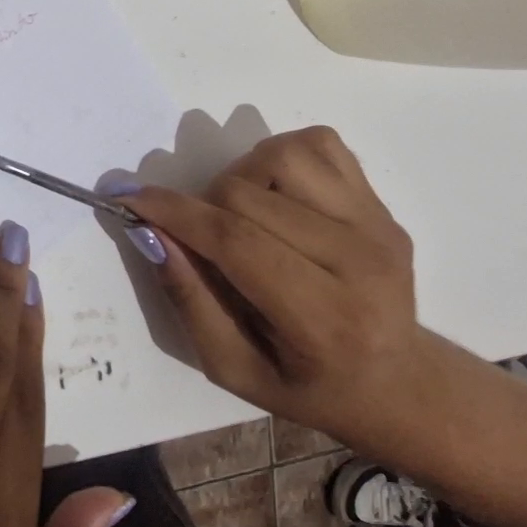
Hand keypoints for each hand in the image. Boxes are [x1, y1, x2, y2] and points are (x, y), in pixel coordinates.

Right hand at [118, 127, 526, 526]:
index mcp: (327, 320)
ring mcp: (378, 226)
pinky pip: (316, 143)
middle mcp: (363, 264)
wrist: (394, 380)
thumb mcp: (230, 366)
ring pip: (280, 156)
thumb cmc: (303, 383)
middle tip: (200, 236)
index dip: (174, 213)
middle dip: (201, 206)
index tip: (131, 200)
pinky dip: (278, 156)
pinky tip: (273, 194)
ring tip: (241, 214)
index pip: (237, 242)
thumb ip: (189, 299)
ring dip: (240, 177)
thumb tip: (149, 233)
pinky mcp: (382, 203)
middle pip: (247, 195)